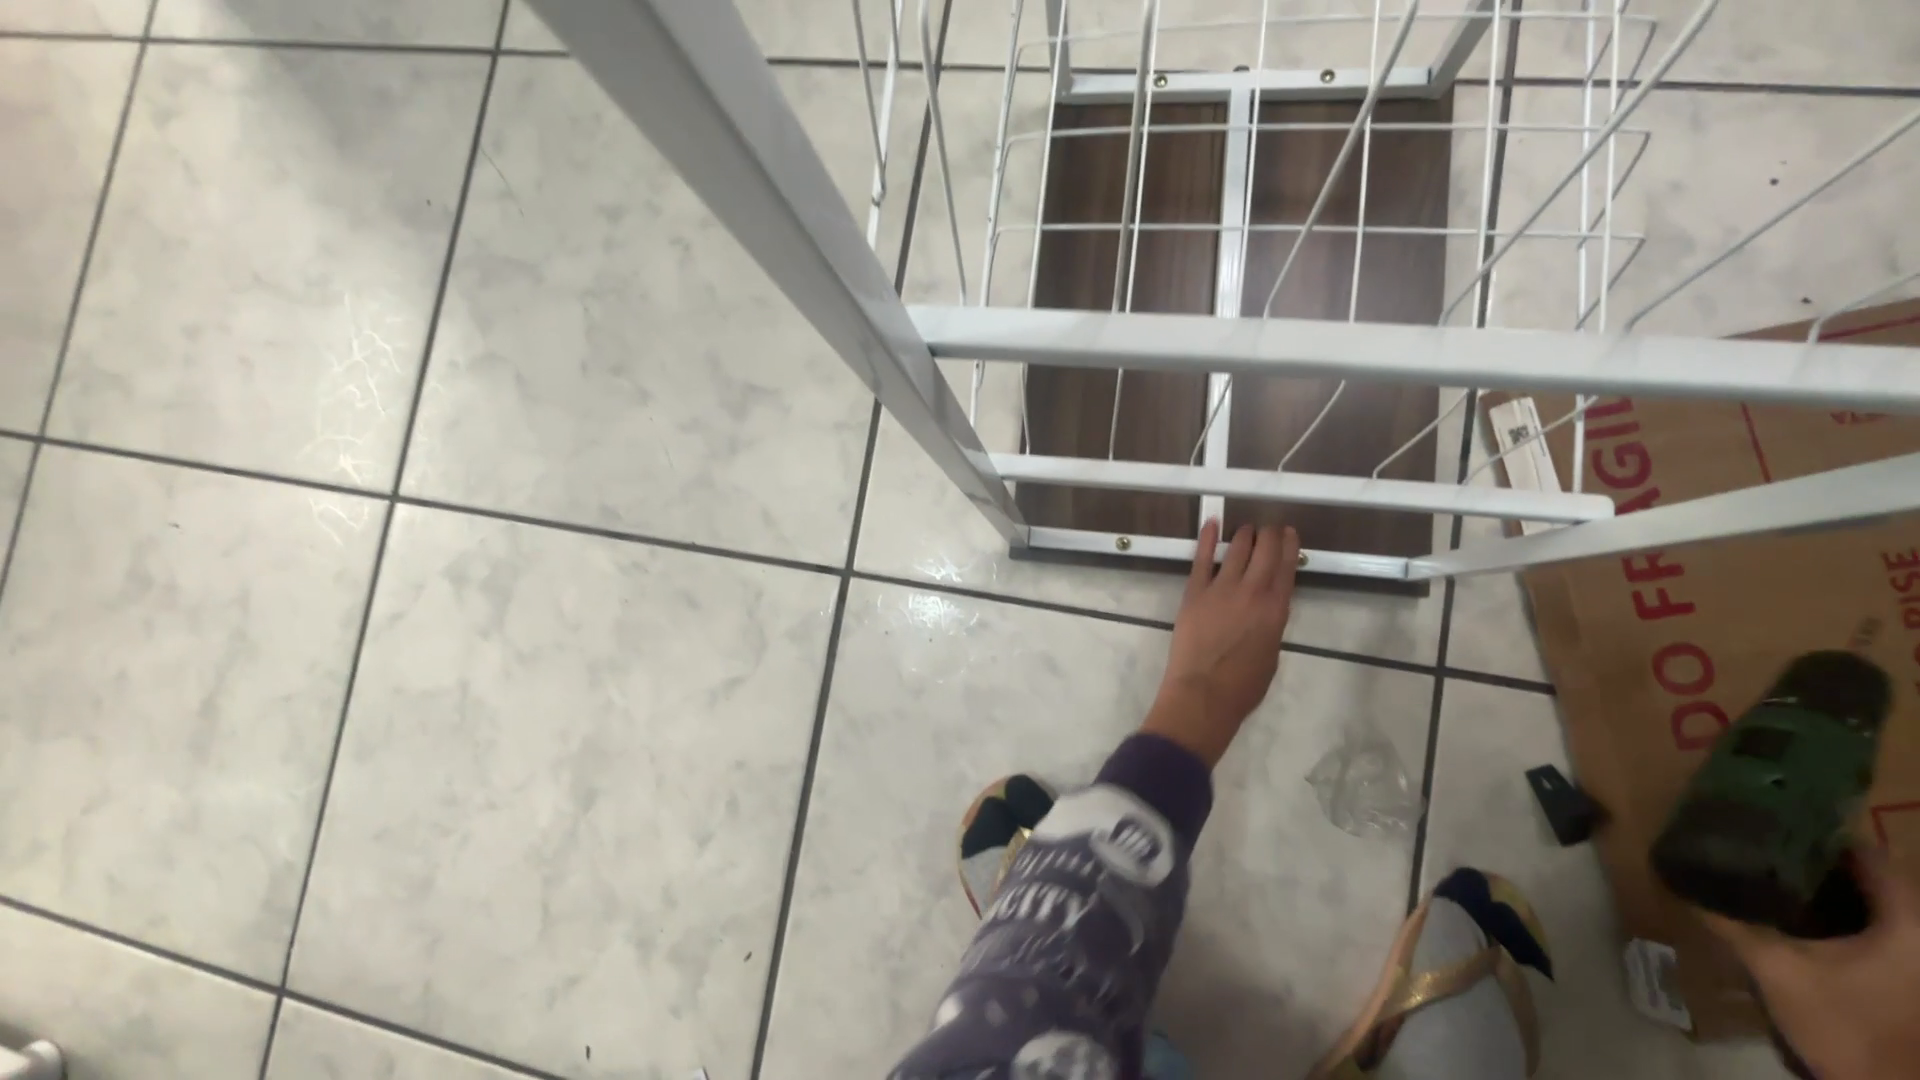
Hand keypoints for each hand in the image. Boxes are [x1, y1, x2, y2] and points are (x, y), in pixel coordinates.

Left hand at [1141, 520, 1300, 767]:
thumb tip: (1265, 611)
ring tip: (1248, 527)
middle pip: (1265, 551)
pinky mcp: (1194, 592)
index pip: (1287, 567)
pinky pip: (1201, 558)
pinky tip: (1211, 523)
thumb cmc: (1243, 686)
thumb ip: (1270, 625)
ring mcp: (1221, 588)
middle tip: (1270, 527)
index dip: (1289, 546)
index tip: (1289, 533)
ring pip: (1237, 549)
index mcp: (1276, 609)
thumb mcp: (1271, 653)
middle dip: (1269, 534)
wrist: (1203, 693)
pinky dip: (1207, 538)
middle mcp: (1252, 592)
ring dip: (1245, 534)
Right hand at [1703, 852, 1919, 1079]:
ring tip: (1767, 880)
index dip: (1815, 833)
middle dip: (1812, 861)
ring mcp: (1917, 956)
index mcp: (1907, 920)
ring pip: (1873, 904)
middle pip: (1869, 876)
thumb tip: (1682, 884)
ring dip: (1825, 891)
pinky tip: (1797, 923)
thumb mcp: (1778, 971)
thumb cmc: (1846, 1024)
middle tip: (1757, 849)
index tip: (1767, 823)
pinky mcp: (1909, 977)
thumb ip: (1732, 924)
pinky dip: (1839, 918)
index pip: (1866, 853)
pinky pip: (1877, 929)